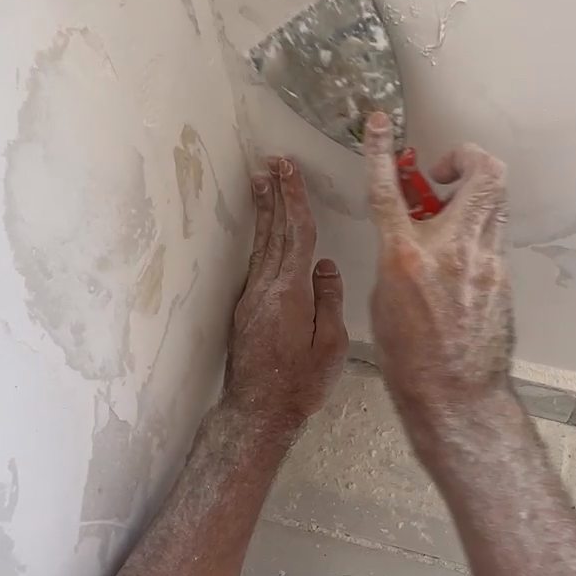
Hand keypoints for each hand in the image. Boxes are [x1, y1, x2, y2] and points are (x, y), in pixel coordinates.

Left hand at [222, 157, 348, 434]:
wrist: (258, 411)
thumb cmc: (300, 383)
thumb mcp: (329, 345)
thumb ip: (328, 301)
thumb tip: (324, 266)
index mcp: (289, 292)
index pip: (295, 235)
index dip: (294, 200)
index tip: (289, 170)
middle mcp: (265, 288)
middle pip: (273, 233)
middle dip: (275, 196)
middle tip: (273, 164)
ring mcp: (252, 298)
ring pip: (262, 246)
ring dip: (264, 213)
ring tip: (262, 183)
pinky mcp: (246, 310)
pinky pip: (258, 264)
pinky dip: (264, 239)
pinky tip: (267, 233)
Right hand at [362, 112, 515, 418]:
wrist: (455, 393)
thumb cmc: (410, 357)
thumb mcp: (383, 299)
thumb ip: (394, 255)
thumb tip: (406, 234)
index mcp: (406, 258)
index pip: (388, 191)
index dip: (381, 150)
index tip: (381, 124)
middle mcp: (451, 251)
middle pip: (482, 173)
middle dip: (466, 156)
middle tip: (444, 172)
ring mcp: (485, 261)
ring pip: (496, 197)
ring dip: (475, 188)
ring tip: (452, 209)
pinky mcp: (501, 275)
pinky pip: (494, 232)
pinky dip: (477, 228)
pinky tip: (459, 254)